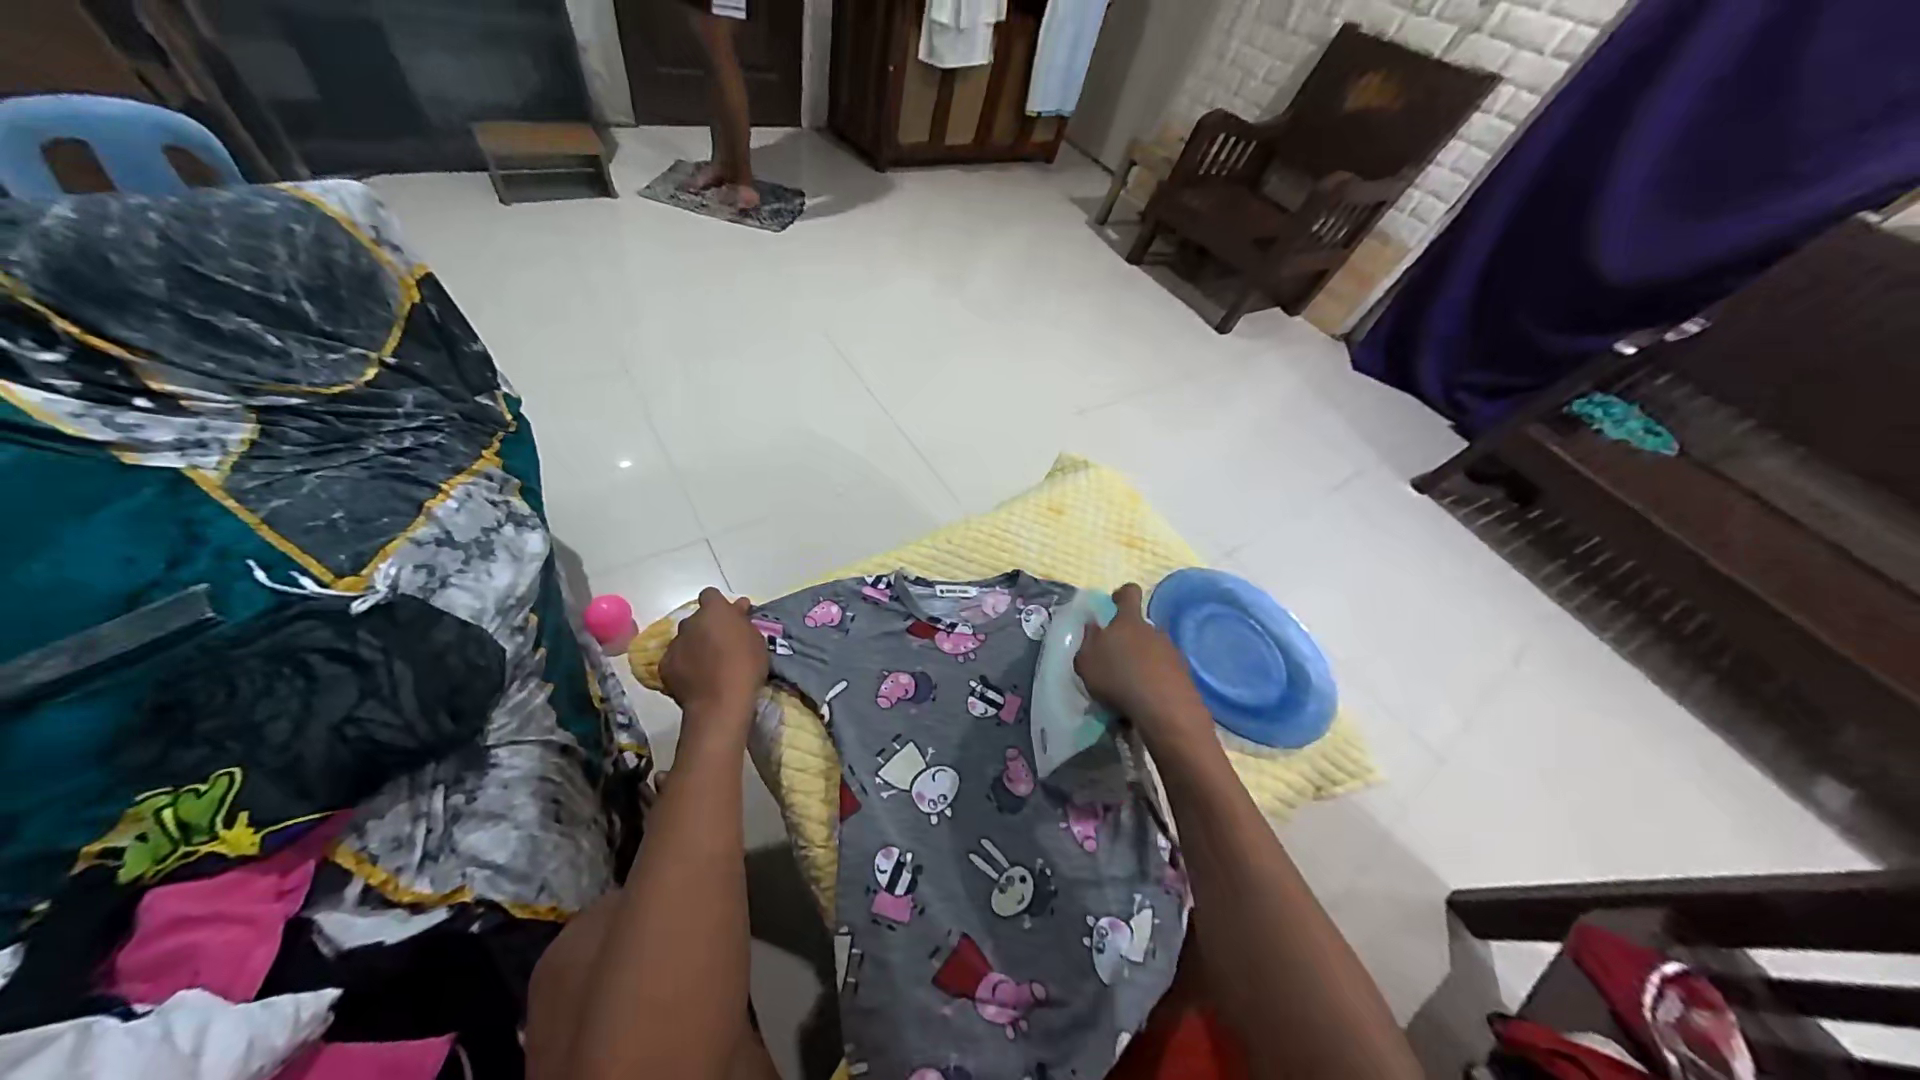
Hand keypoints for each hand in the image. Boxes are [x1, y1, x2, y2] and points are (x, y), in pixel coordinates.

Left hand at [661, 588, 767, 717]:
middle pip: (696, 619)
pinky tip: (695, 678)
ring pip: (684, 639)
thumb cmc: (746, 666)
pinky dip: (684, 665)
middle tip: (721, 644)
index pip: (710, 595)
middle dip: (706, 627)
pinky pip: (675, 659)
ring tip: (708, 665)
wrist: (721, 701)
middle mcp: (690, 622)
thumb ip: (743, 620)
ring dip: (694, 646)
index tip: (729, 618)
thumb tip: (738, 607)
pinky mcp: (664, 666)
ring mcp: (674, 644)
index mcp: (714, 611)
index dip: (718, 605)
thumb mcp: (756, 639)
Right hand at [1074, 583, 1212, 753]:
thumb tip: (1093, 626)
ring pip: (1152, 651)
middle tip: (1113, 662)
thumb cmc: (1118, 677)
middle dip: (1127, 640)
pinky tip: (1142, 700)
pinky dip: (1153, 681)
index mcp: (1128, 622)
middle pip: (1140, 628)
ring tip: (1127, 687)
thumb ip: (1088, 641)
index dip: (1121, 594)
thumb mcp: (1086, 660)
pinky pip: (1163, 672)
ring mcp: (1172, 652)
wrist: (1164, 709)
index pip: (1129, 594)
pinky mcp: (1184, 675)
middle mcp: (1154, 631)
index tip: (1113, 602)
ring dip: (1141, 663)